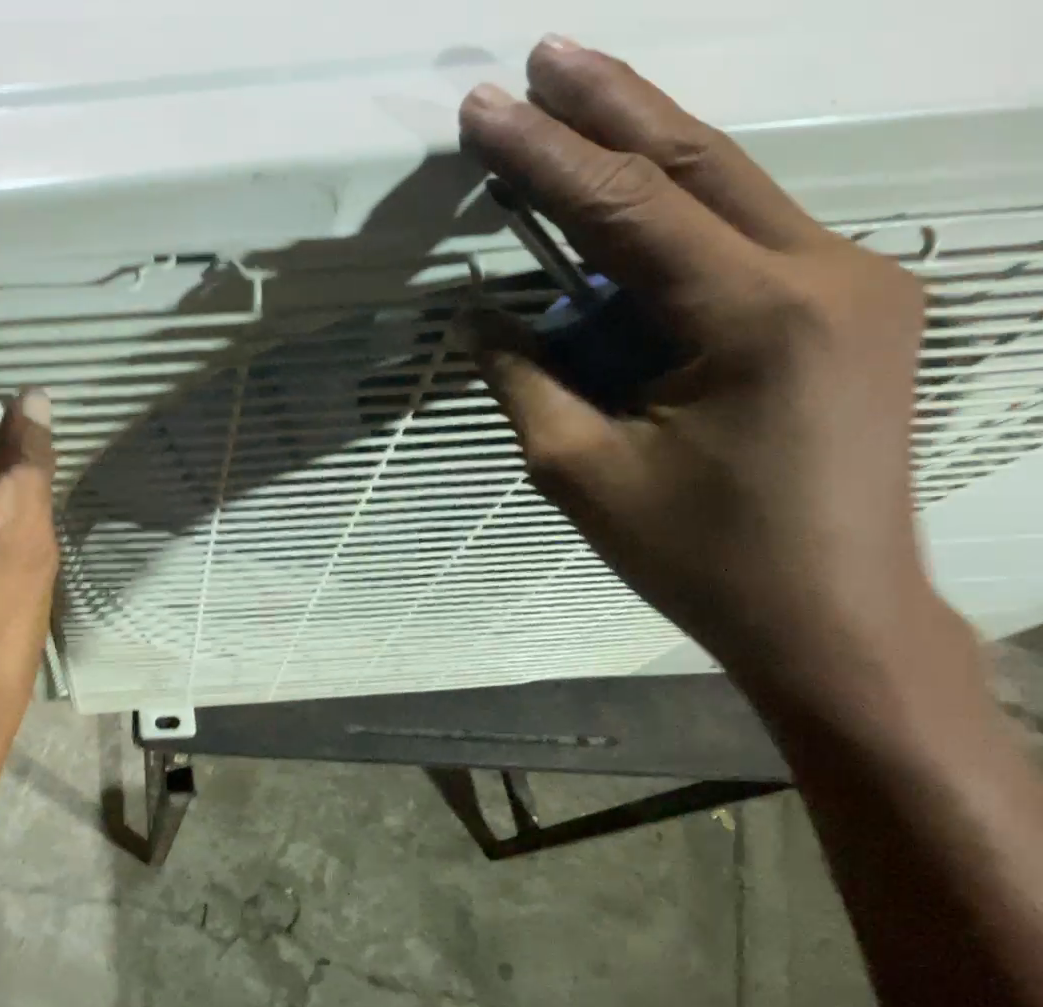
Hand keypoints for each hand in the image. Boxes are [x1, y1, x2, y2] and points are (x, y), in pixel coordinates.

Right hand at [457, 39, 940, 709]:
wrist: (835, 618)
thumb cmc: (700, 557)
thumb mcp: (580, 471)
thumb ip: (525, 376)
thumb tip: (486, 314)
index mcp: (759, 318)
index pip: (629, 210)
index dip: (545, 156)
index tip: (482, 109)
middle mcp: (829, 274)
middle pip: (701, 162)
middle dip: (613, 105)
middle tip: (543, 54)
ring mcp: (856, 284)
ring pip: (732, 188)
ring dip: (647, 146)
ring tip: (574, 98)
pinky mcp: (855, 306)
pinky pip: (749, 236)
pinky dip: (678, 212)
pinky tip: (628, 203)